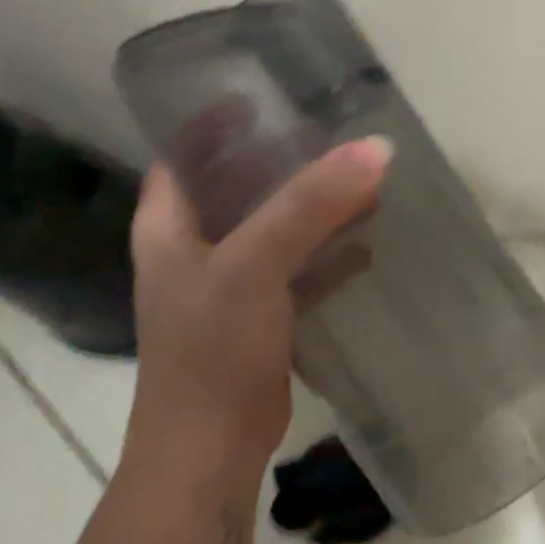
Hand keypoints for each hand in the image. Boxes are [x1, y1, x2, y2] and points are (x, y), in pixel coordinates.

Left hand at [125, 136, 391, 464]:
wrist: (210, 447)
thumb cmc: (214, 349)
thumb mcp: (255, 265)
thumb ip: (310, 205)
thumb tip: (375, 150)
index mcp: (168, 225)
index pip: (185, 153)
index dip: (218, 121)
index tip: (267, 96)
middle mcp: (193, 250)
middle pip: (235, 187)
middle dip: (281, 161)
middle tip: (333, 137)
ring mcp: (228, 288)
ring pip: (273, 231)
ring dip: (312, 208)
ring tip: (362, 184)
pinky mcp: (261, 323)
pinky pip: (298, 275)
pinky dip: (328, 258)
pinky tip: (366, 251)